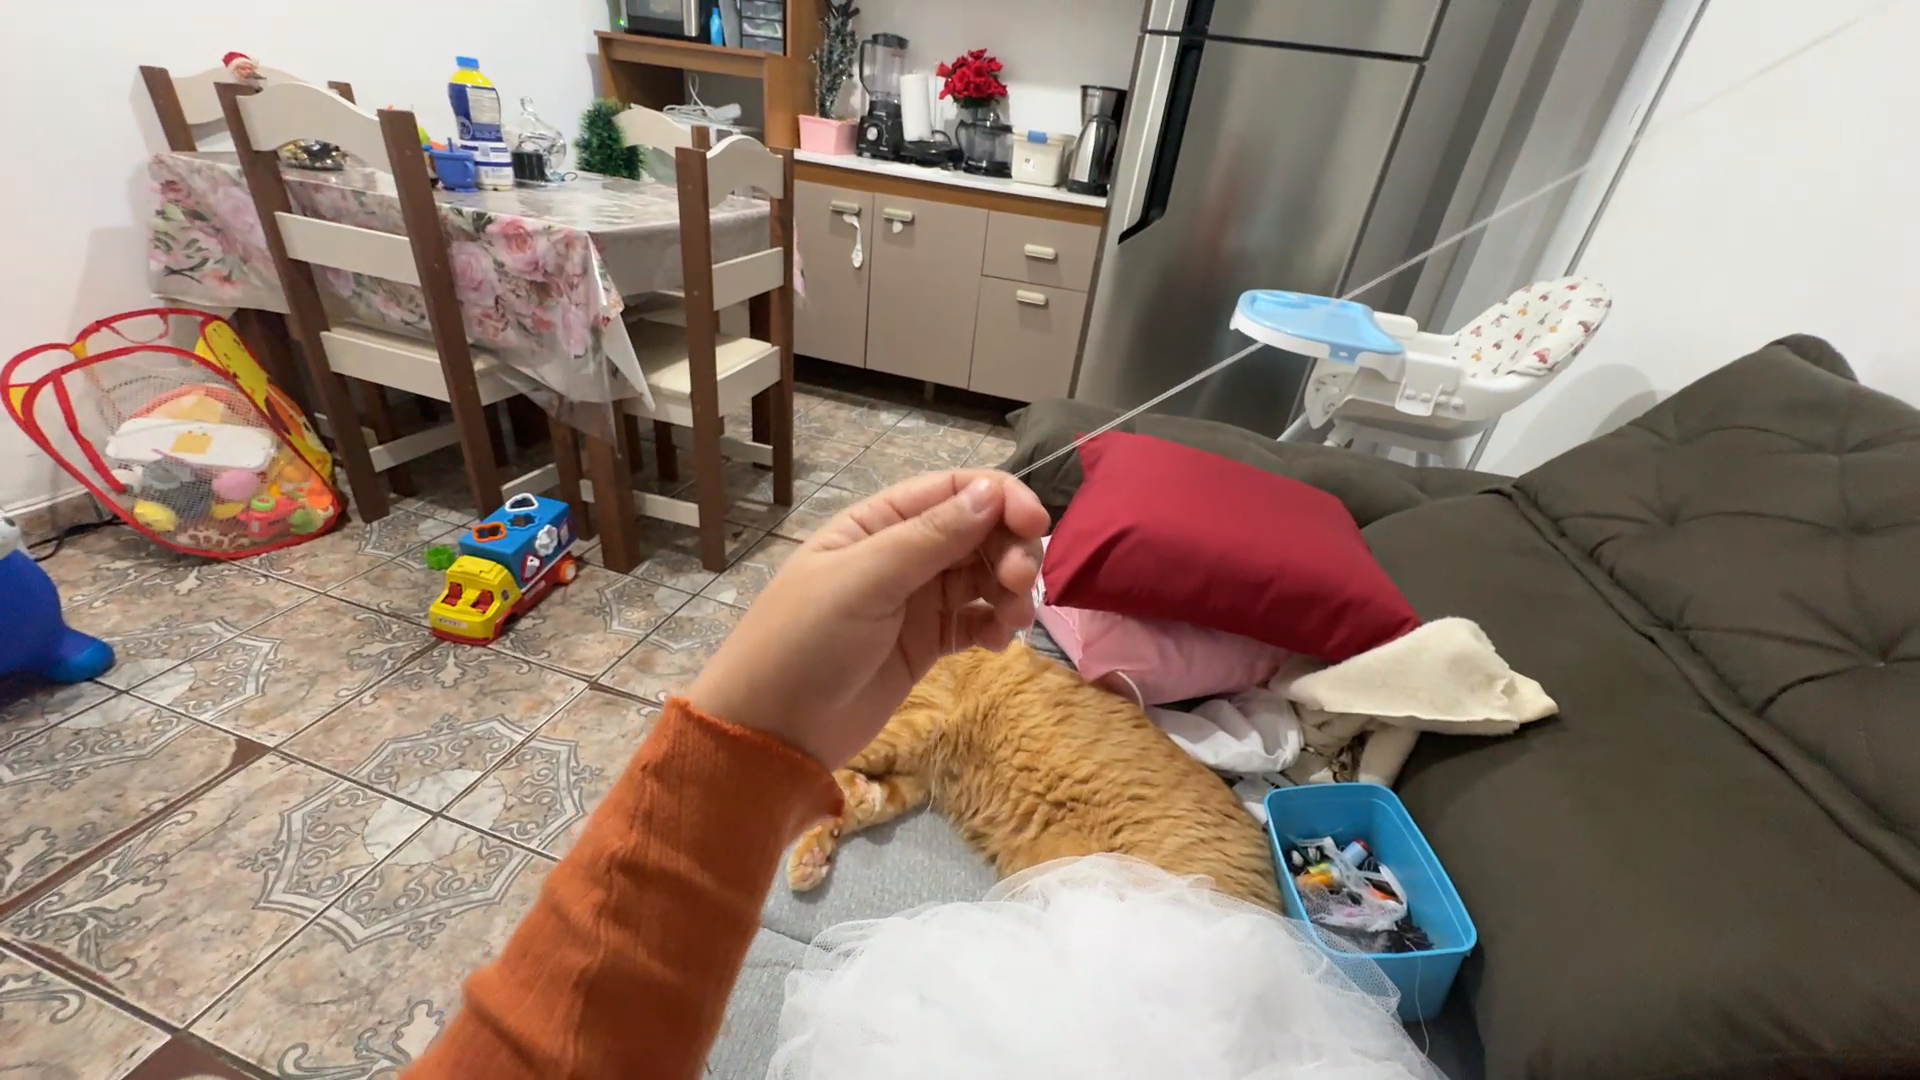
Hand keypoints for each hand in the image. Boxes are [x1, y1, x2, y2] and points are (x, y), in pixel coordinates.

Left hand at [683, 470, 1048, 768]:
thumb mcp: (863, 581)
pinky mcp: (928, 642)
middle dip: (1010, 549)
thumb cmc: (804, 643)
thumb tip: (993, 491)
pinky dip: (995, 624)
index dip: (1002, 498)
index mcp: (880, 522)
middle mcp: (904, 553)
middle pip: (979, 531)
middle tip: (1020, 584)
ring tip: (1012, 622)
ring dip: (1010, 589)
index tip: (1035, 525)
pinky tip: (996, 643)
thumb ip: (929, 536)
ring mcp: (917, 599)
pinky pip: (976, 619)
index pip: (955, 489)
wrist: (771, 733)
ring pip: (984, 576)